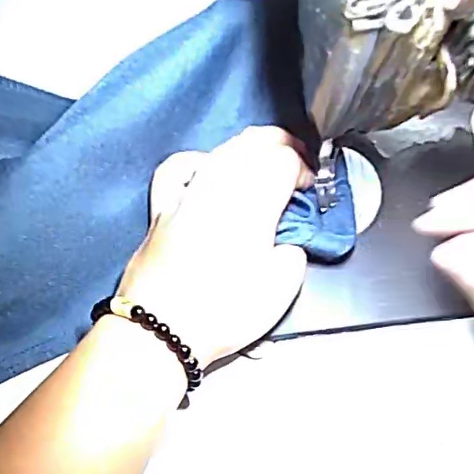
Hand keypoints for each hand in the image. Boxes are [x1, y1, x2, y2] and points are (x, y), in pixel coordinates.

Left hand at [112, 126, 311, 367]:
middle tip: (294, 163)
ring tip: (259, 164)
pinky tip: (205, 169)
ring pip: (221, 150)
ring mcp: (186, 194)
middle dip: (280, 147)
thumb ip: (293, 254)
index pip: (285, 161)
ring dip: (246, 150)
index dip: (305, 168)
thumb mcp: (279, 289)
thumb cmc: (218, 314)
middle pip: (254, 143)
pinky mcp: (162, 210)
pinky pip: (180, 168)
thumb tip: (288, 244)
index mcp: (254, 202)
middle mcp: (218, 187)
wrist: (162, 330)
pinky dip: (199, 161)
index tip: (311, 185)